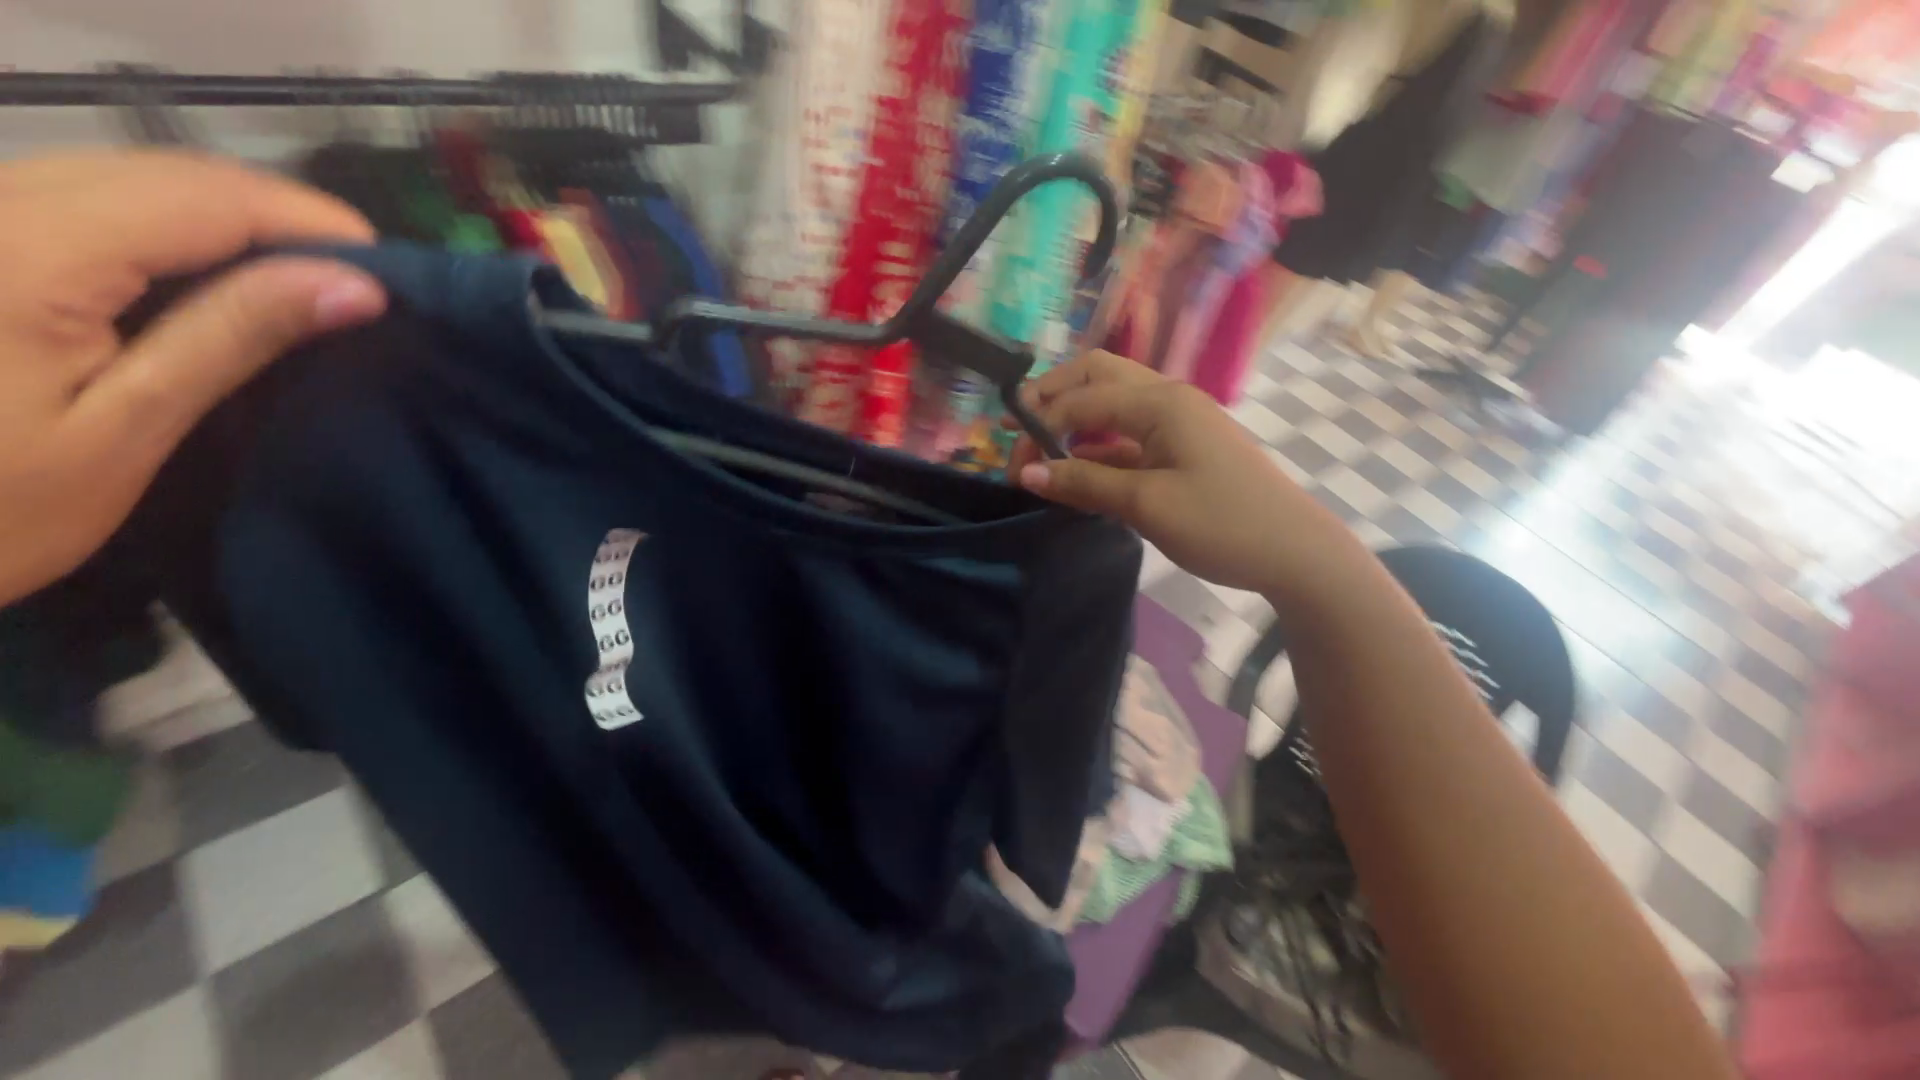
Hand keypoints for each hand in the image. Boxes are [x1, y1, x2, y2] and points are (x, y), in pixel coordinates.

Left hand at [0, 150, 387, 604]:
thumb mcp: (127, 429)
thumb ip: (235, 338)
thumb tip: (357, 288)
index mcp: (27, 249)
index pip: (207, 197)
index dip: (311, 220)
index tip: (391, 272)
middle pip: (171, 171)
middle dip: (280, 215)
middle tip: (358, 282)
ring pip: (132, 174)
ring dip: (232, 217)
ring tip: (305, 278)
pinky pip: (91, 195)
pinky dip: (175, 224)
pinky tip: (219, 272)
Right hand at [1010, 350, 1359, 598]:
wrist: (1295, 552)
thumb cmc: (1223, 524)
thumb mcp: (1147, 505)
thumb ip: (1085, 483)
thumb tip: (1027, 473)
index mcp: (1160, 402)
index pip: (1081, 397)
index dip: (1039, 425)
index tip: (1010, 465)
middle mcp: (1167, 399)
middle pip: (1097, 377)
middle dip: (1052, 398)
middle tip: (1018, 432)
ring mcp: (1178, 423)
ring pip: (1112, 405)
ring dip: (1074, 421)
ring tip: (1039, 454)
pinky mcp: (1183, 449)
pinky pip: (1130, 435)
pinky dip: (1098, 447)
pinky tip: (1076, 473)